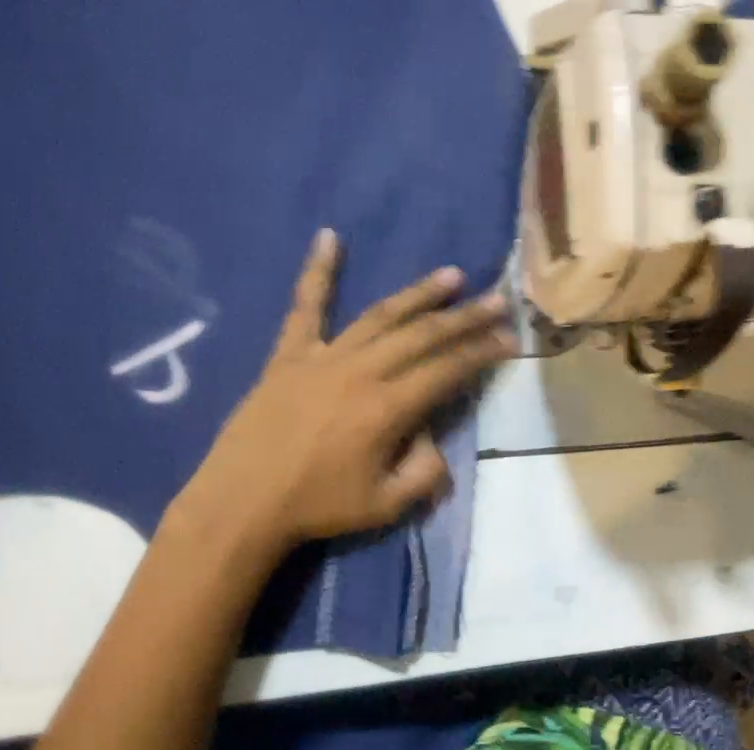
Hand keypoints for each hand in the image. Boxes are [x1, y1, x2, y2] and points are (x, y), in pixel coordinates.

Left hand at [171, 229, 514, 551]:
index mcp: (386, 409)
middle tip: (496, 299)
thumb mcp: (386, 506)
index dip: (482, 353)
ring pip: (379, 316)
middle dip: (464, 317)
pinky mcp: (288, 355)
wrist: (243, 502)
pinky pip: (305, 307)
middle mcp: (360, 372)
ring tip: (451, 275)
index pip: (446, 371)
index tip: (510, 338)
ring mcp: (322, 358)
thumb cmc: (319, 508)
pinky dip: (317, 272)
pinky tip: (328, 237)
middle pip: (421, 335)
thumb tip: (433, 440)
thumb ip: (424, 473)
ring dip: (417, 295)